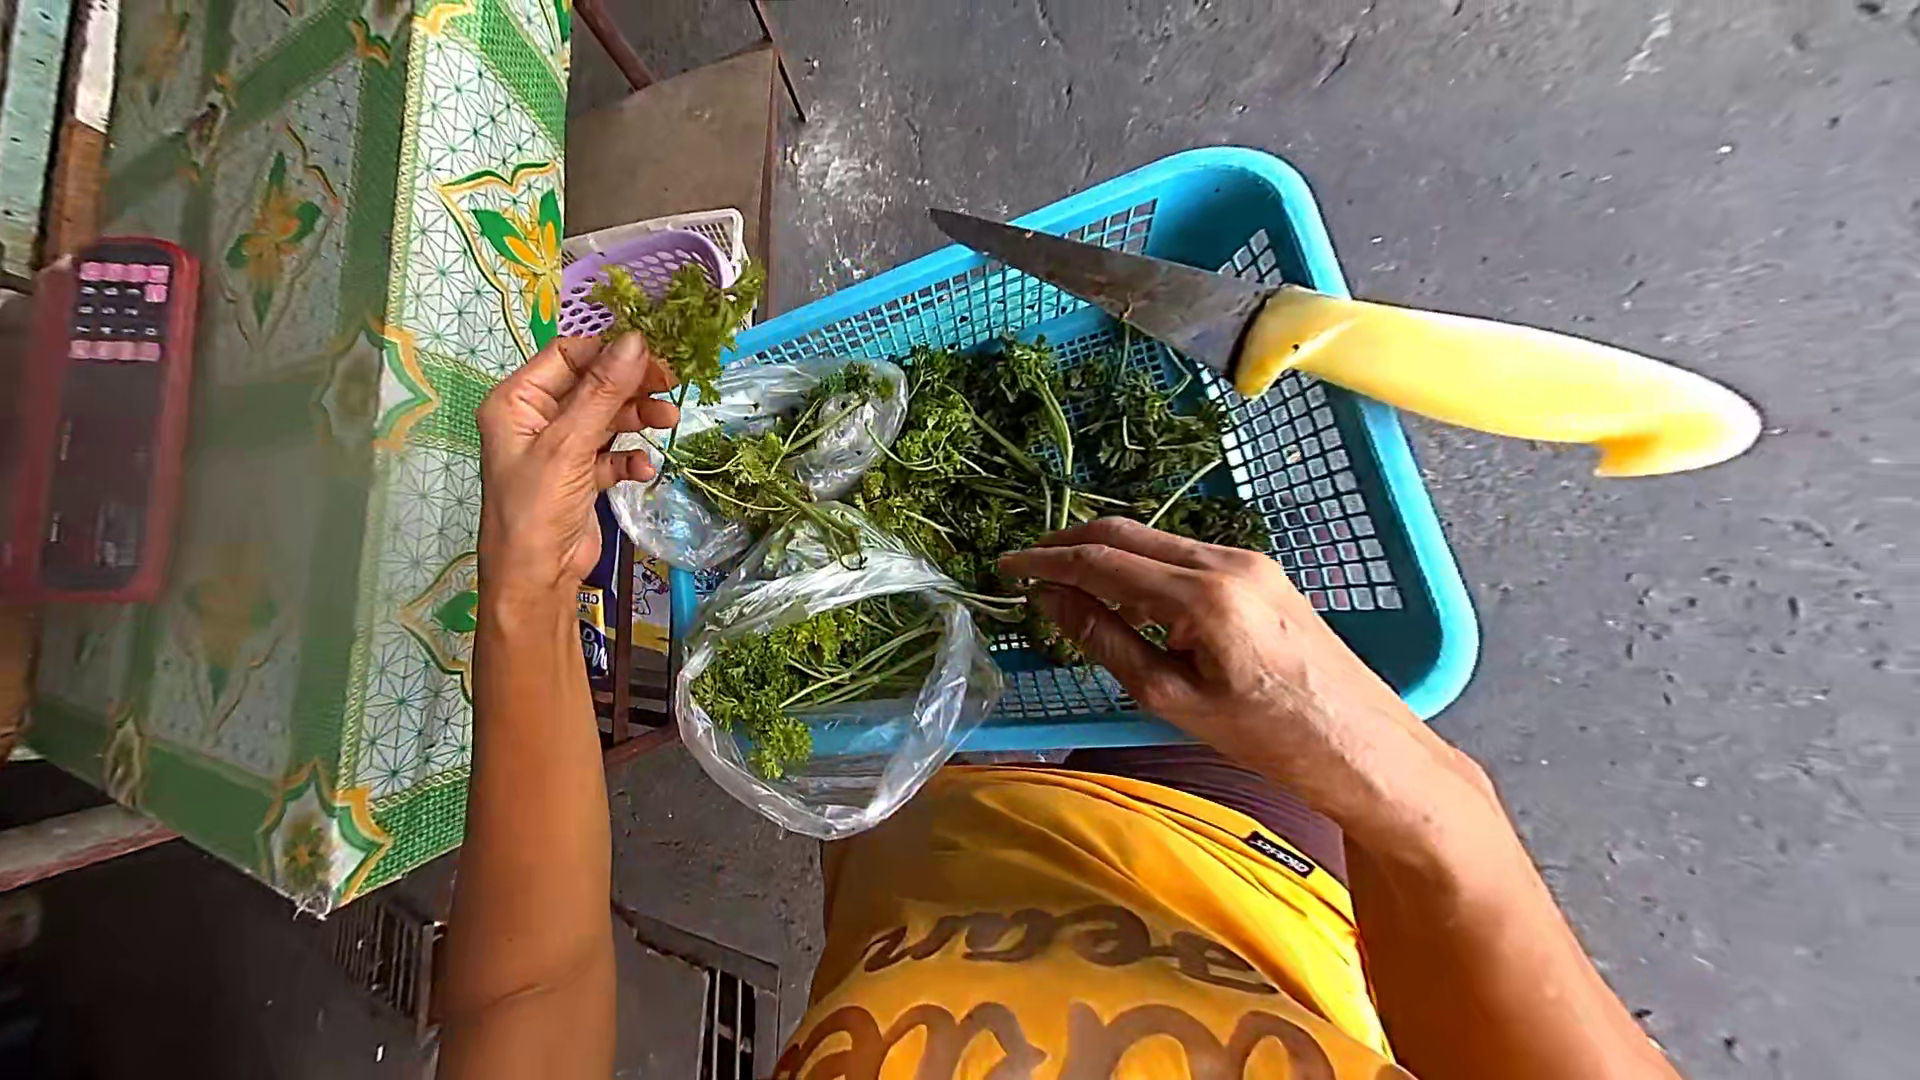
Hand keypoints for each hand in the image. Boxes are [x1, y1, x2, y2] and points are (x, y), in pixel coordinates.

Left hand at [476, 334, 678, 604]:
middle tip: (671, 389)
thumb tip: (636, 343)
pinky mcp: (584, 475)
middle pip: (594, 387)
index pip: (568, 357)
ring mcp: (563, 449)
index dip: (610, 354)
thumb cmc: (536, 507)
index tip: (653, 359)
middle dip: (632, 389)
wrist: (538, 576)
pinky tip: (643, 470)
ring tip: (669, 423)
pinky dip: (632, 458)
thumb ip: (604, 392)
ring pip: (609, 419)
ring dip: (639, 420)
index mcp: (518, 401)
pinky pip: (614, 454)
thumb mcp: (569, 444)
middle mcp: (539, 419)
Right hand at [999, 518, 1493, 835]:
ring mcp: (1245, 558)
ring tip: (1065, 580)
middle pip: (1125, 533)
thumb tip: (1050, 598)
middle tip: (1029, 565)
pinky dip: (1139, 564)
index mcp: (1201, 595)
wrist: (1368, 748)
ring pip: (1152, 539)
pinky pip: (1181, 554)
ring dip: (1103, 552)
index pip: (1102, 561)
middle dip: (1069, 543)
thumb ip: (1105, 639)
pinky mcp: (1258, 568)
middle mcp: (1223, 559)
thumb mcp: (1170, 698)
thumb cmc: (1266, 739)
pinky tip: (1123, 590)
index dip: (1047, 560)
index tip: (1007, 564)